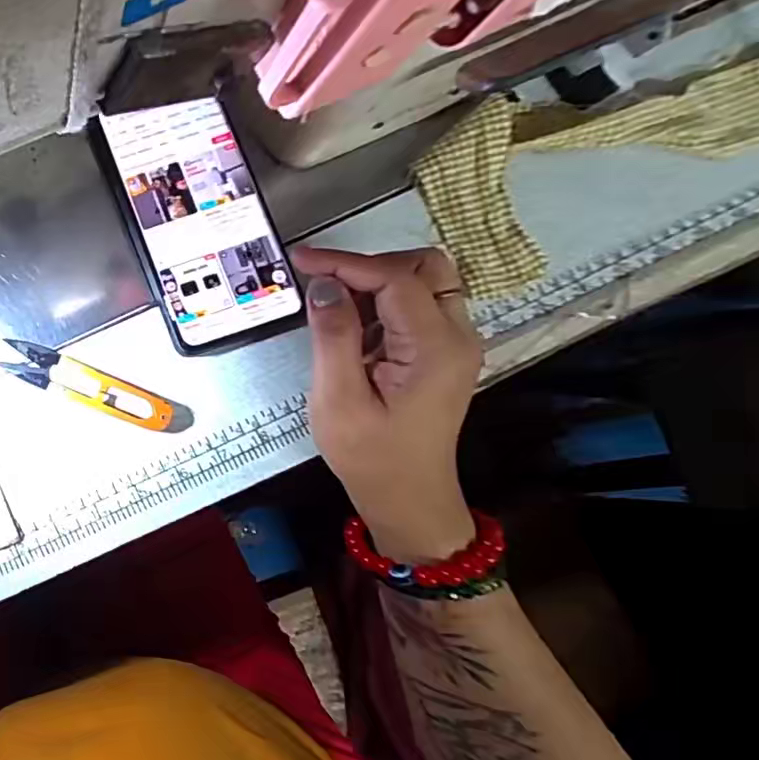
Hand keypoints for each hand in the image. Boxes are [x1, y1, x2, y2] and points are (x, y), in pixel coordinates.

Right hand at [294, 247, 482, 564]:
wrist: (407, 499)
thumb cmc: (370, 458)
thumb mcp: (338, 400)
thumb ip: (333, 336)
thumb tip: (323, 285)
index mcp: (435, 348)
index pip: (395, 278)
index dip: (346, 262)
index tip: (301, 260)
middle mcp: (457, 336)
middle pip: (424, 267)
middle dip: (370, 266)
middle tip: (326, 288)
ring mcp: (455, 344)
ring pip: (423, 282)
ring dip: (377, 284)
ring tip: (337, 315)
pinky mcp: (443, 353)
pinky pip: (417, 307)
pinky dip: (383, 305)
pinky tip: (355, 333)